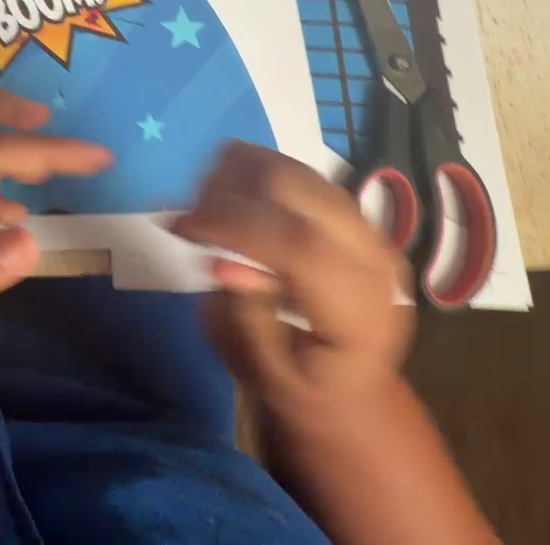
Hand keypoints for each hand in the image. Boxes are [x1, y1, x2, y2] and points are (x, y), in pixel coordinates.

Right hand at [172, 142, 412, 423]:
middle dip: (226, 191)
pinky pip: (293, 169)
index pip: (298, 245)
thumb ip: (247, 321)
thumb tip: (223, 267)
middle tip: (188, 218)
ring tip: (204, 208)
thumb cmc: (298, 382)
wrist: (350, 380)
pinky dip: (247, 171)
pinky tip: (225, 196)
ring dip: (233, 176)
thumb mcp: (264, 373)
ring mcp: (365, 228)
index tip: (177, 228)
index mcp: (359, 312)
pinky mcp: (348, 212)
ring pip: (291, 169)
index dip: (230, 225)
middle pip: (295, 189)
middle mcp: (372, 258)